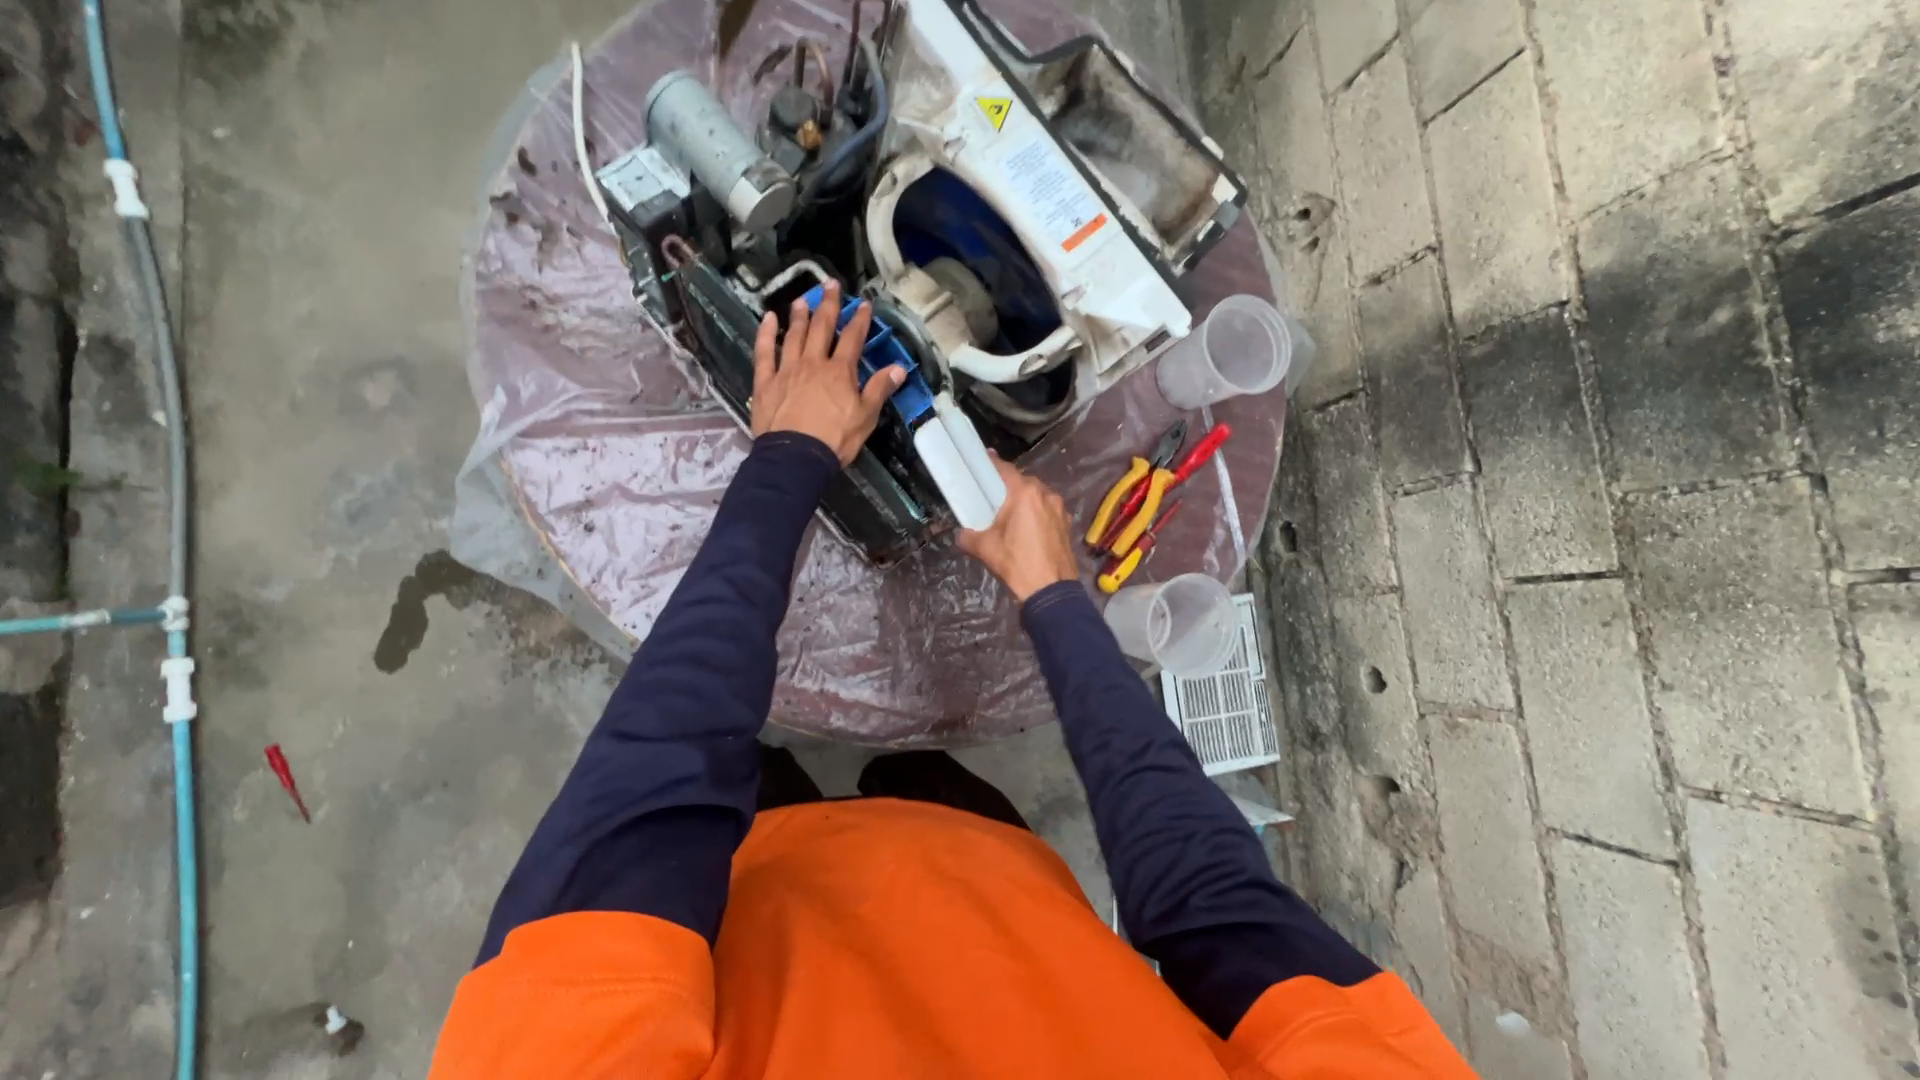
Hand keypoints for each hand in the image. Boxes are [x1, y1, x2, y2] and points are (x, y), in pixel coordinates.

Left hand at [751, 281, 904, 464]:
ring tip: (802, 299)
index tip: (864, 304)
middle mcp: (813, 363)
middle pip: (822, 327)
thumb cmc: (835, 440)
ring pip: (794, 335)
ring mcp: (787, 370)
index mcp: (839, 372)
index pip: (853, 339)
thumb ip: (879, 390)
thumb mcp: (865, 417)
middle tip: (831, 284)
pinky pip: (764, 352)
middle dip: (828, 304)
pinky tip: (768, 318)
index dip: (859, 319)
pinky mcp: (766, 381)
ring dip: (800, 315)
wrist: (795, 457)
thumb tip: (899, 368)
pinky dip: (766, 334)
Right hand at [957, 456, 1081, 601]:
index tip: (982, 460)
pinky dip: (1037, 514)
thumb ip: (967, 536)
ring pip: (1037, 496)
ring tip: (1010, 514)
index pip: (1005, 469)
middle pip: (1022, 482)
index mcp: (1025, 493)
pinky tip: (1028, 528)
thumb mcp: (984, 549)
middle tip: (992, 496)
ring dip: (1024, 501)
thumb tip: (962, 534)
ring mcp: (1060, 509)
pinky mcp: (1067, 524)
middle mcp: (1045, 494)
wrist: (1050, 591)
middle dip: (1008, 486)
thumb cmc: (1016, 563)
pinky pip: (1047, 511)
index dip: (992, 463)